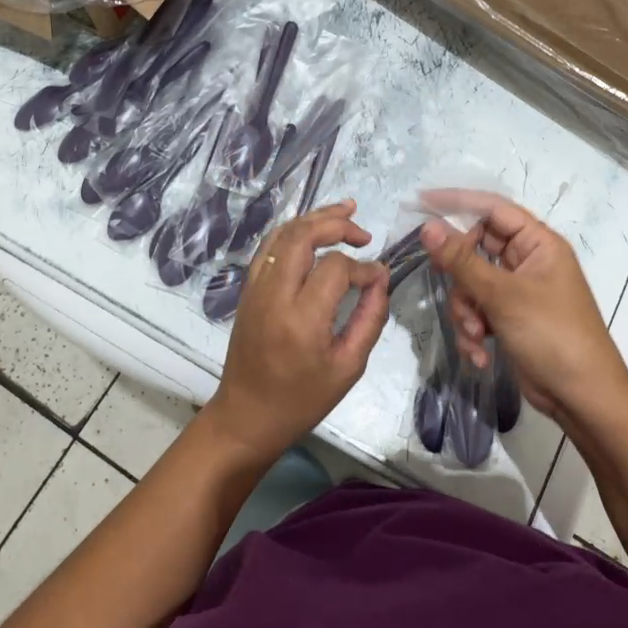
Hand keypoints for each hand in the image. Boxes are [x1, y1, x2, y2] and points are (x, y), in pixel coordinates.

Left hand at [203, 201, 390, 461]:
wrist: (246, 416)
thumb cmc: (302, 400)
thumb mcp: (348, 367)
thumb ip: (369, 319)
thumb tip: (380, 279)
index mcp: (302, 319)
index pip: (336, 268)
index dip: (363, 267)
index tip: (379, 277)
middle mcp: (274, 295)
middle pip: (302, 236)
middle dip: (335, 223)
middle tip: (362, 230)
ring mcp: (256, 289)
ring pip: (282, 235)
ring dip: (313, 219)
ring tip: (344, 212)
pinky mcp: (247, 290)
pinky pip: (268, 247)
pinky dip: (292, 232)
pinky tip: (313, 230)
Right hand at [419, 190, 627, 419]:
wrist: (582, 396)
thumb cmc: (552, 334)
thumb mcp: (503, 295)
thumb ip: (462, 260)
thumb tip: (428, 227)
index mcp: (539, 243)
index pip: (493, 208)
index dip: (457, 202)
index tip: (421, 202)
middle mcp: (529, 261)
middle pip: (477, 249)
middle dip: (461, 276)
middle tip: (448, 282)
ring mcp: (519, 292)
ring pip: (472, 284)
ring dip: (466, 311)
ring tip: (475, 334)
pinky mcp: (510, 319)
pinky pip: (479, 311)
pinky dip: (474, 330)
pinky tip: (479, 353)